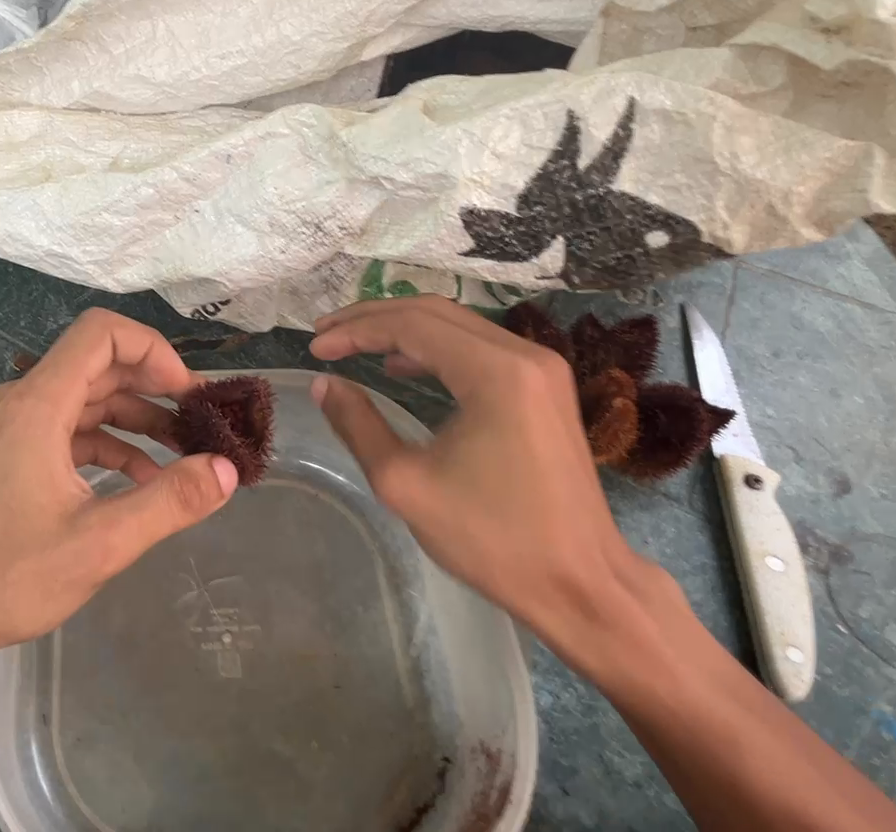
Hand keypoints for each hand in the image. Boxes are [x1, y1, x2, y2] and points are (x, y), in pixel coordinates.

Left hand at [0, 308, 238, 685]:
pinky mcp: (7, 458)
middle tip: (202, 423)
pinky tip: (140, 482)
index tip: (190, 392)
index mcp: (37, 405)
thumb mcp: (99, 543)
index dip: (153, 349)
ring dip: (135, 420)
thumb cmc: (4, 577)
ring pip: (84, 402)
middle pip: (97, 366)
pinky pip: (67, 433)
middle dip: (154, 387)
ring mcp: (10, 430)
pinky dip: (107, 446)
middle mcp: (21, 403)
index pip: (101, 334)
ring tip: (184, 455)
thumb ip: (170, 502)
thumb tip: (228, 470)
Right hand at [307, 296, 647, 645]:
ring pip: (458, 326)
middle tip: (325, 335)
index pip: (410, 325)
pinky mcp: (545, 389)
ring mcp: (541, 370)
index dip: (355, 330)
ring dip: (402, 330)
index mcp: (495, 373)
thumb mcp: (404, 483)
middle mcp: (524, 356)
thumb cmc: (491, 538)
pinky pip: (479, 348)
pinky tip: (402, 367)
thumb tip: (324, 385)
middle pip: (435, 313)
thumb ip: (357, 424)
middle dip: (373, 319)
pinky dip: (434, 349)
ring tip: (352, 345)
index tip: (314, 348)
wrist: (580, 583)